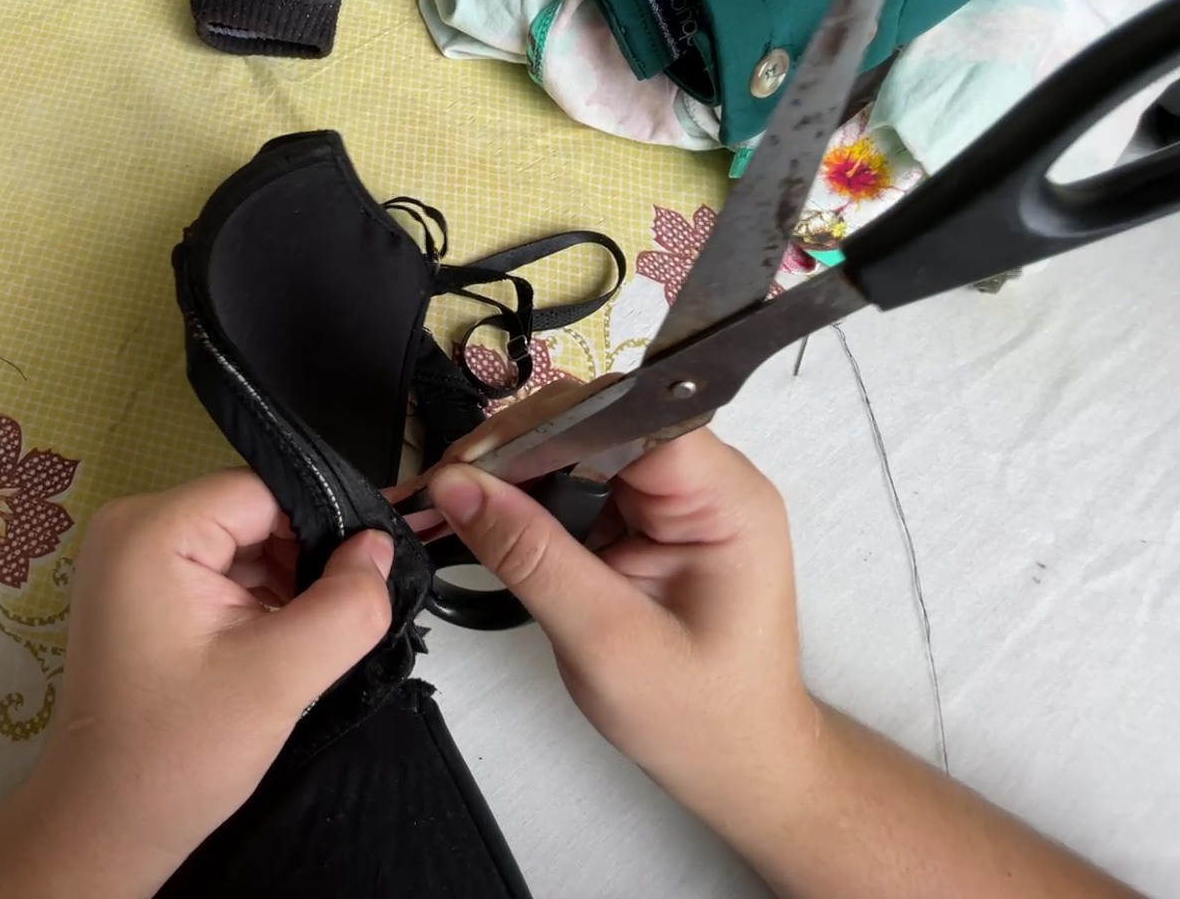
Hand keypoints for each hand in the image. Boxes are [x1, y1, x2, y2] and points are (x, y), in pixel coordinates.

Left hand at [0, 470, 393, 898]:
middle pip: (251, 510)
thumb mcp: (279, 678)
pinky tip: (278, 632)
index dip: (321, 523)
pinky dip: (256, 590)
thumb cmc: (178, 754)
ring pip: (240, 536)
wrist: (103, 822)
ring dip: (282, 576)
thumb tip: (379, 546)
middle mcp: (134, 523)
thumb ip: (346, 605)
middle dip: (302, 554)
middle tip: (340, 609)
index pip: (262, 491)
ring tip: (308, 629)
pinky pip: (219, 562)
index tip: (363, 570)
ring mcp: (133, 552)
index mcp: (151, 529)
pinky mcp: (142, 580)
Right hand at [417, 389, 1138, 898]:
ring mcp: (667, 487)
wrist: (746, 766)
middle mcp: (696, 470)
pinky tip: (474, 518)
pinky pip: (568, 477)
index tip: (459, 466)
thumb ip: (531, 553)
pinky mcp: (640, 510)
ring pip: (570, 443)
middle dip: (503, 448)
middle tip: (433, 489)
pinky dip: (515, 494)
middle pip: (586, 418)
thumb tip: (456, 486)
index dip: (532, 428)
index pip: (618, 413)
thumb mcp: (606, 640)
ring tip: (440, 505)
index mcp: (717, 489)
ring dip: (502, 471)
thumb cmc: (701, 716)